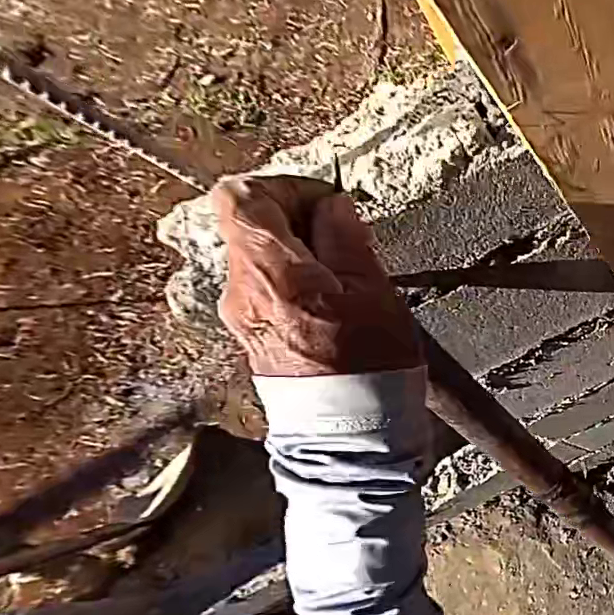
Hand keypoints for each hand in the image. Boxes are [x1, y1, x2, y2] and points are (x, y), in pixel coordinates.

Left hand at [212, 174, 420, 376]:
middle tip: (345, 238)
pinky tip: (331, 298)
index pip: (243, 196)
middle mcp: (240, 289)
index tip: (327, 202)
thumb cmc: (370, 365)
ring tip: (345, 273)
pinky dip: (294, 276)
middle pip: (248, 224)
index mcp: (272, 272)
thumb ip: (347, 240)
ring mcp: (239, 312)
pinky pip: (264, 284)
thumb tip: (333, 206)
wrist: (351, 428)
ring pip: (258, 255)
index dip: (288, 186)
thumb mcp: (374, 292)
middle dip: (298, 219)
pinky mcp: (249, 331)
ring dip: (299, 250)